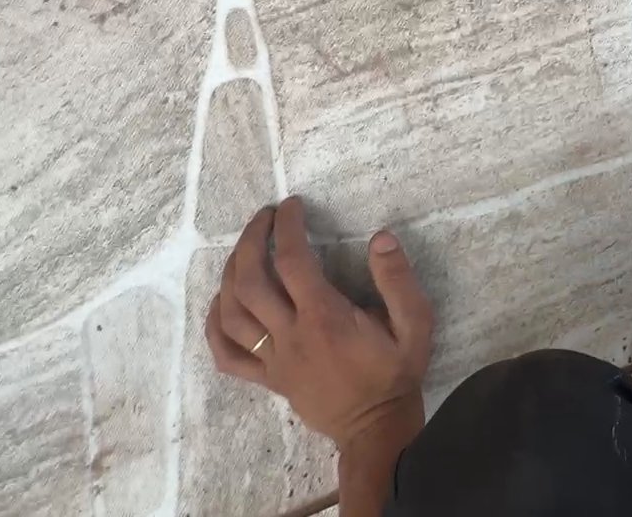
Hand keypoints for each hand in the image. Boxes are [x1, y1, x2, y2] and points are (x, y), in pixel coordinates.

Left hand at [206, 199, 434, 456]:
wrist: (377, 426)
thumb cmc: (396, 370)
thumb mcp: (415, 322)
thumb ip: (398, 279)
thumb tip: (380, 237)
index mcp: (324, 317)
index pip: (292, 261)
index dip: (287, 227)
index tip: (292, 205)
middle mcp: (290, 335)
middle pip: (250, 282)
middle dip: (250, 241)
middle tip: (264, 216)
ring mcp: (273, 360)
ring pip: (232, 314)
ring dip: (230, 274)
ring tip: (244, 247)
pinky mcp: (268, 379)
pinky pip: (227, 353)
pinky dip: (216, 324)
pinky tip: (221, 301)